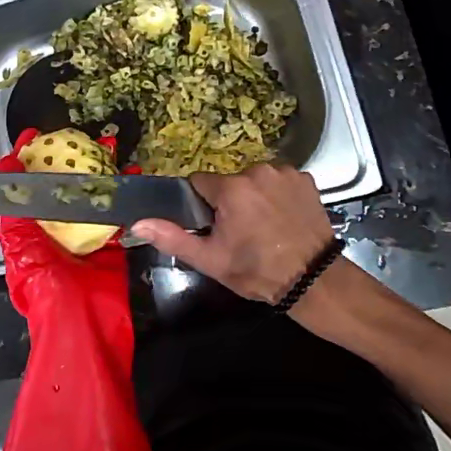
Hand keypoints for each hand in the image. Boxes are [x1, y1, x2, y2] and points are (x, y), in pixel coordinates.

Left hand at [0, 128, 156, 450]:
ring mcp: (84, 240)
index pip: (22, 191)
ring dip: (99, 171)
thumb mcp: (23, 252)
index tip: (33, 135)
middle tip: (81, 134)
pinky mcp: (111, 247)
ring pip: (90, 197)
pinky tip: (133, 174)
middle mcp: (54, 234)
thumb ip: (17, 214)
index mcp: (27, 236)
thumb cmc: (48, 293)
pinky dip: (125, 195)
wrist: (84, 330)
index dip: (25, 161)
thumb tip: (7, 171)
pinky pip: (117, 215)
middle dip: (68, 159)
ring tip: (110, 145)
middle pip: (59, 189)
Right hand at [130, 164, 336, 303]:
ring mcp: (285, 173)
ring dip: (256, 196)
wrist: (313, 279)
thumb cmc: (257, 271)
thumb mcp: (211, 260)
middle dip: (231, 201)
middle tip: (241, 232)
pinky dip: (279, 195)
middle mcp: (258, 171)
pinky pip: (281, 181)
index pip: (201, 183)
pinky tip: (284, 218)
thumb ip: (172, 237)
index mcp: (231, 188)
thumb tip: (138, 223)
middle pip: (231, 181)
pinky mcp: (306, 179)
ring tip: (266, 226)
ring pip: (256, 180)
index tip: (213, 224)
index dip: (203, 204)